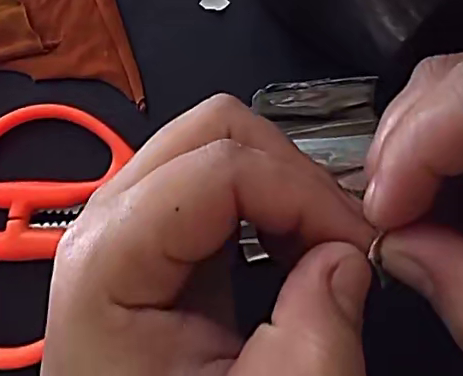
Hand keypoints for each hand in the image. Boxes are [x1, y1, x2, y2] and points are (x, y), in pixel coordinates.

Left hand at [44, 94, 378, 374]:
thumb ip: (317, 335)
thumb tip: (350, 254)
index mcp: (107, 260)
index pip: (221, 166)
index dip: (301, 191)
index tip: (356, 241)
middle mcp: (107, 219)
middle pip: (215, 127)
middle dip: (291, 170)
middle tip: (339, 231)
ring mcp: (129, 216)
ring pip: (221, 139)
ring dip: (284, 180)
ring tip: (319, 241)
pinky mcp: (156, 230)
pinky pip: (220, 174)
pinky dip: (269, 195)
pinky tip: (289, 245)